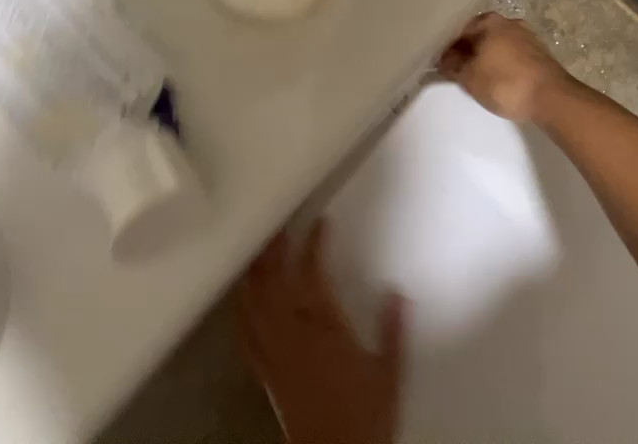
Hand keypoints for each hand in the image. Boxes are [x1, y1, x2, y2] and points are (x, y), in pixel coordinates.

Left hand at [238, 221, 405, 443]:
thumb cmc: (366, 416)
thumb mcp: (390, 373)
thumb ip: (392, 330)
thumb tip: (396, 291)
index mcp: (326, 327)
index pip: (314, 272)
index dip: (315, 243)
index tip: (320, 221)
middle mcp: (294, 333)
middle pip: (277, 280)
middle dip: (276, 248)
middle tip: (278, 221)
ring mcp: (275, 352)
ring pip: (257, 301)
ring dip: (256, 272)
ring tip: (257, 248)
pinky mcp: (265, 372)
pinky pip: (246, 333)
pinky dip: (241, 309)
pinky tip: (241, 296)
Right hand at [436, 12, 579, 123]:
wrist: (551, 98)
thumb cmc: (504, 82)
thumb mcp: (469, 77)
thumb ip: (453, 65)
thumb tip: (446, 60)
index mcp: (489, 21)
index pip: (460, 32)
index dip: (449, 50)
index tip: (444, 67)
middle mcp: (510, 22)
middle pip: (481, 36)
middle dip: (470, 52)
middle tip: (460, 73)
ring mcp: (529, 36)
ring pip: (499, 46)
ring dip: (488, 59)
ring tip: (480, 79)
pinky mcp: (541, 53)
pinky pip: (514, 56)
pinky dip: (505, 65)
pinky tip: (501, 80)